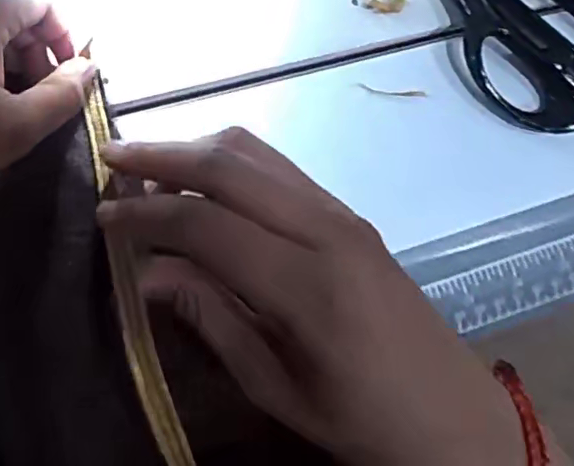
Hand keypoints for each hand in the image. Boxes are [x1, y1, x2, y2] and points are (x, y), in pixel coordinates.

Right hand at [97, 129, 526, 465]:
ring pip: (246, 148)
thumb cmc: (367, 422)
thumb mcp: (277, 388)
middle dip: (156, 155)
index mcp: (310, 287)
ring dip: (187, 147)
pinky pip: (270, 160)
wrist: (469, 426)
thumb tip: (141, 272)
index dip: (145, 215)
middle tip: (109, 158)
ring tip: (147, 166)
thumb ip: (207, 316)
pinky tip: (197, 175)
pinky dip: (221, 155)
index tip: (104, 217)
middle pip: (222, 164)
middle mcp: (325, 230)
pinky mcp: (344, 208)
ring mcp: (339, 211)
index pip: (204, 222)